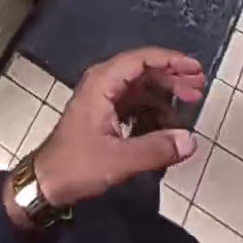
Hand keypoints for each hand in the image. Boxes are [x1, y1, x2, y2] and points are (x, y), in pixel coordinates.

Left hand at [10, 48, 204, 223]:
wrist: (44, 184)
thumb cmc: (74, 166)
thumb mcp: (118, 160)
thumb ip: (156, 149)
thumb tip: (189, 141)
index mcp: (103, 82)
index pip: (142, 59)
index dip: (170, 60)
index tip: (194, 68)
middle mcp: (102, 82)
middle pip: (143, 68)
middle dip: (172, 74)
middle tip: (198, 85)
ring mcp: (102, 97)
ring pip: (140, 83)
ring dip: (165, 89)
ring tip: (190, 99)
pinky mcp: (103, 112)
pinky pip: (134, 99)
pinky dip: (153, 104)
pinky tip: (169, 117)